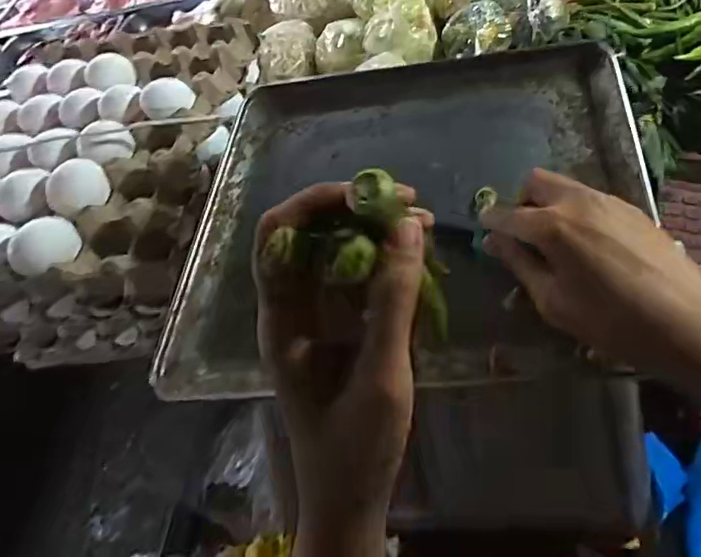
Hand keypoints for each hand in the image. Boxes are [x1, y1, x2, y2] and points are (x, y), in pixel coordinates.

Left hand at [255, 183, 432, 553]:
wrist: (351, 504)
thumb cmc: (355, 449)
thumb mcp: (380, 376)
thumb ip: (392, 301)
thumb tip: (407, 225)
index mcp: (283, 317)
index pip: (277, 235)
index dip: (314, 202)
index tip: (366, 195)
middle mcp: (295, 305)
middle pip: (310, 231)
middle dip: (356, 206)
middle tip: (409, 202)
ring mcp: (320, 313)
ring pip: (338, 246)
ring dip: (376, 226)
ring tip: (423, 221)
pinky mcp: (345, 323)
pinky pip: (360, 270)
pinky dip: (388, 253)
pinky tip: (419, 253)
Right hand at [482, 169, 700, 388]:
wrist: (689, 317)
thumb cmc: (616, 322)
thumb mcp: (557, 304)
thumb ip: (522, 267)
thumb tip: (497, 242)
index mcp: (552, 225)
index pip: (508, 214)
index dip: (491, 222)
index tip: (484, 230)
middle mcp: (576, 200)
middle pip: (535, 181)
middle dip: (521, 202)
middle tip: (522, 235)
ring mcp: (606, 198)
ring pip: (564, 184)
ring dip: (549, 202)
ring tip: (555, 241)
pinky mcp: (628, 205)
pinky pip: (588, 196)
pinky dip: (574, 209)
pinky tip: (588, 243)